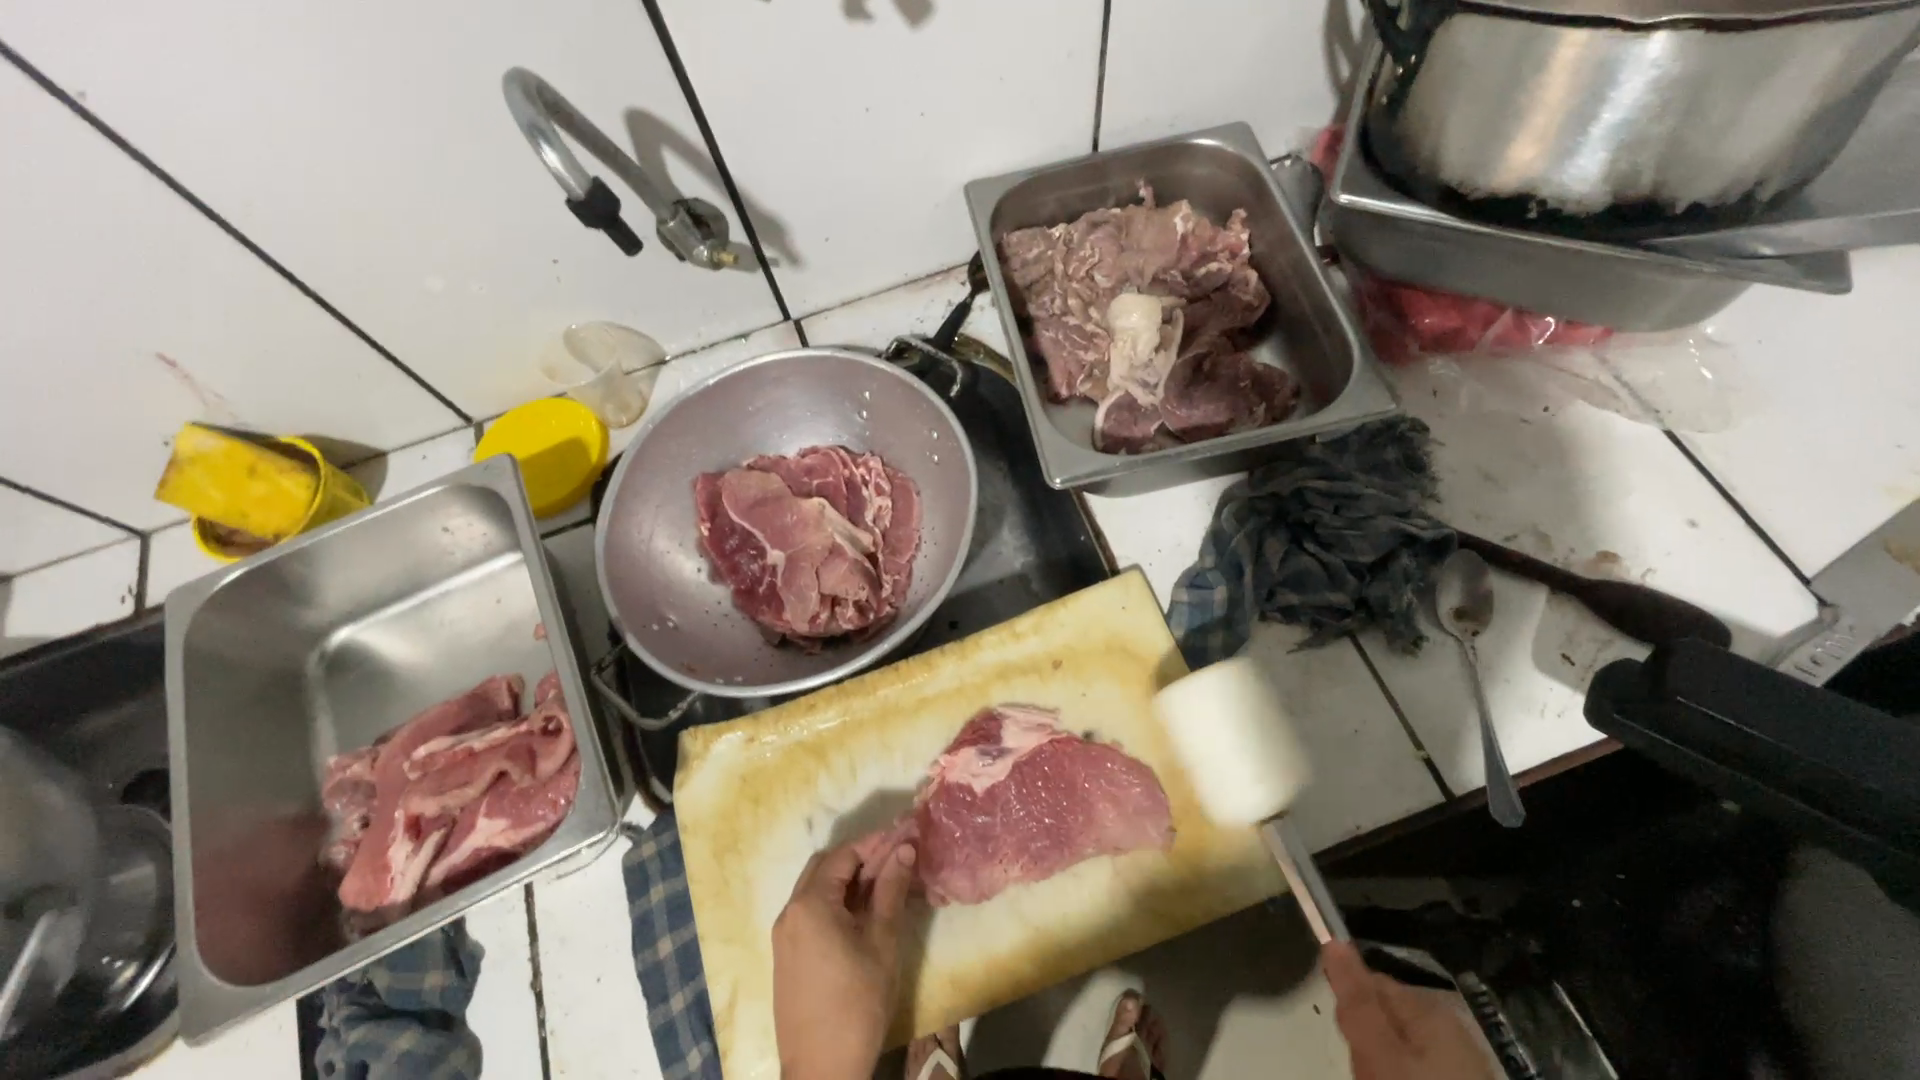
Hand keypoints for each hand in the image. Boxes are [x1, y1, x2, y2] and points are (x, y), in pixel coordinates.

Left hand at [773, 837, 917, 1079]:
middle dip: (860, 859)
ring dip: (848, 882)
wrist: (822, 1069)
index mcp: (810, 904)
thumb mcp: (882, 942)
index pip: (843, 855)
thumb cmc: (857, 1002)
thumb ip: (890, 890)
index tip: (906, 839)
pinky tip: (863, 915)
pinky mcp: (787, 956)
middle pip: (825, 867)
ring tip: (886, 887)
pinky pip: (811, 913)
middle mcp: (789, 912)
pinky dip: (836, 903)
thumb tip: (904, 849)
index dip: (875, 844)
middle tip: (897, 862)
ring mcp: (784, 936)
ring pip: (817, 890)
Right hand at [1321, 942, 1500, 1079]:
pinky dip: (1402, 1079)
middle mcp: (1449, 1030)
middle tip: (1367, 1073)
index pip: (1372, 981)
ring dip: (1382, 1068)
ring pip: (1400, 1051)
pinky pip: (1419, 1074)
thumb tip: (1333, 941)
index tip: (1345, 1037)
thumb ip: (1356, 1001)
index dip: (1349, 1005)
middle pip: (1386, 1018)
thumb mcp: (1381, 1055)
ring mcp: (1461, 1065)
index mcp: (1429, 1012)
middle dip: (1366, 1042)